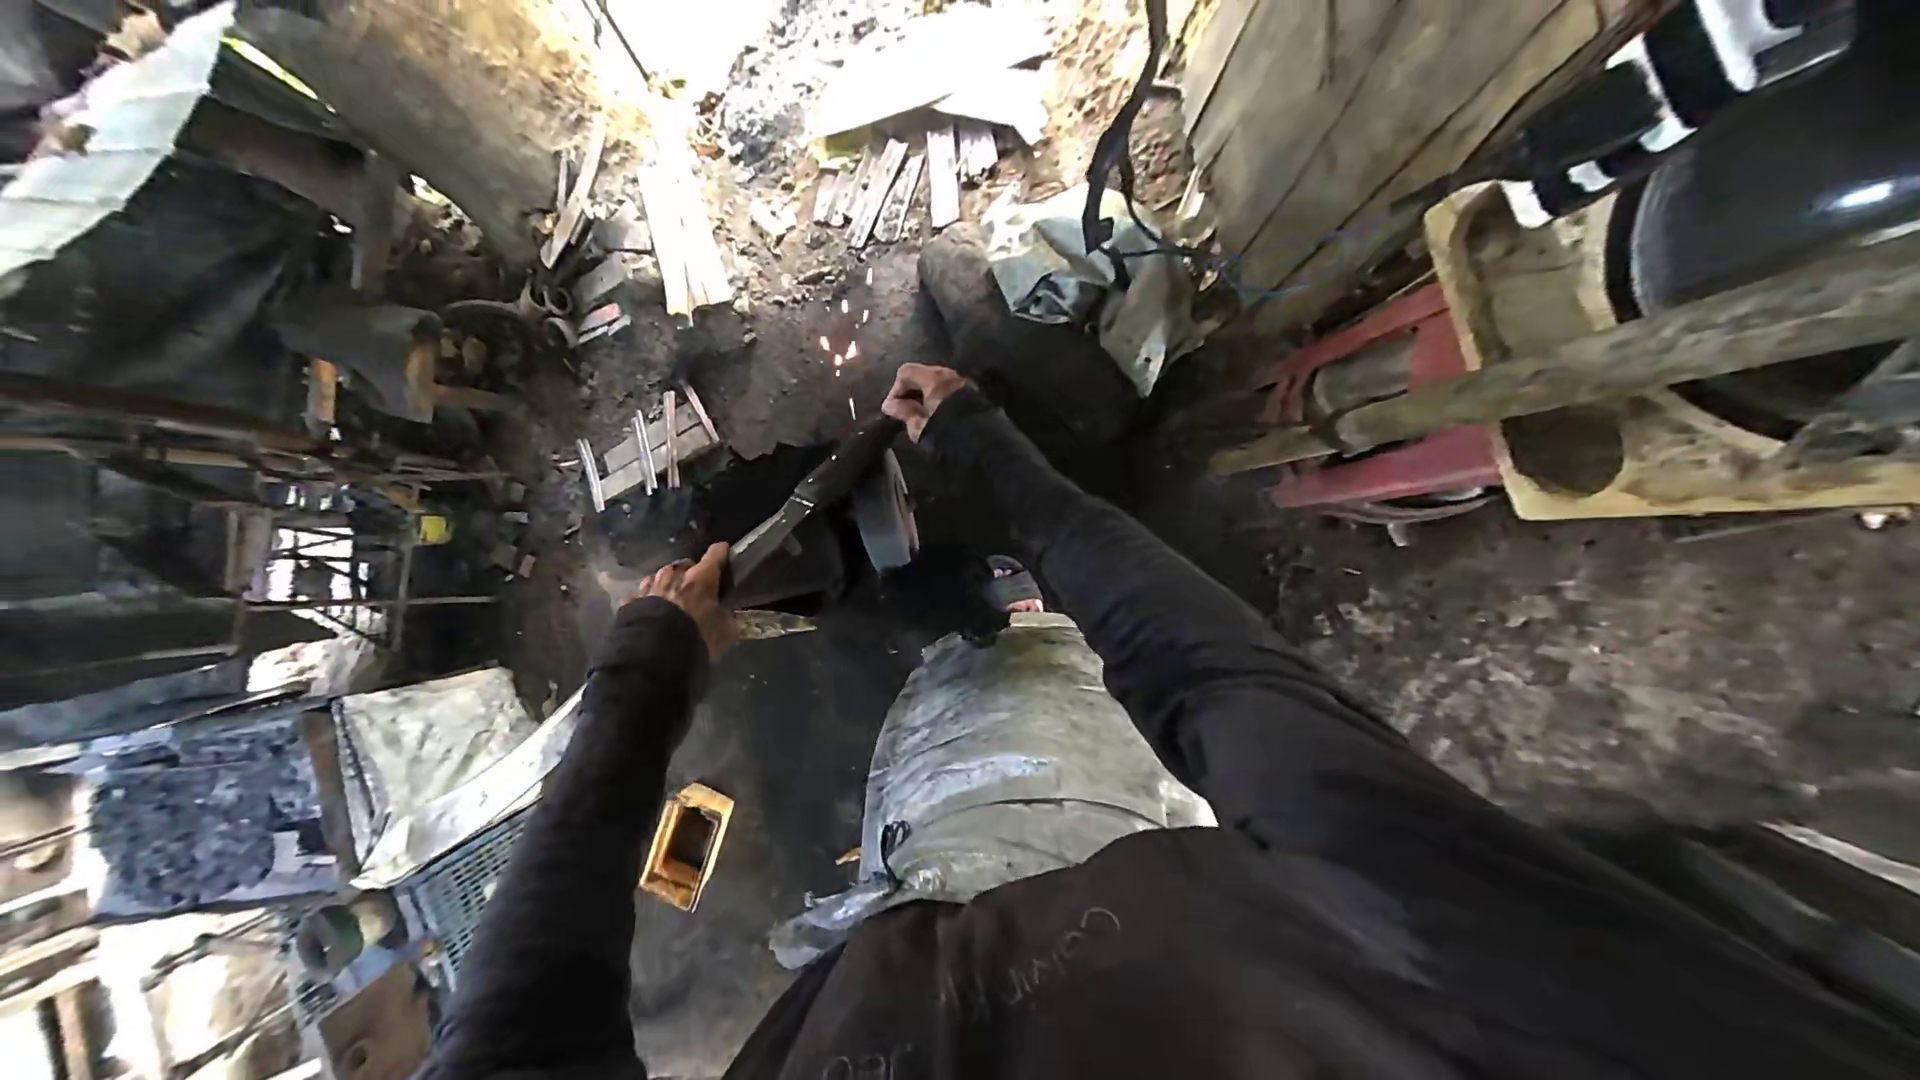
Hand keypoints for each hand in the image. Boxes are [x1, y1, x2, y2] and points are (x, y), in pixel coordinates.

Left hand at [636, 543, 739, 658]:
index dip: (723, 555)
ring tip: (673, 601)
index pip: (716, 553)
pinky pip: (644, 594)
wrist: (652, 654)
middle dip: (693, 574)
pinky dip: (650, 599)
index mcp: (701, 577)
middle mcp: (674, 574)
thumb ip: (728, 616)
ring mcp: (649, 585)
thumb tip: (729, 612)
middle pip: (687, 565)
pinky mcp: (631, 600)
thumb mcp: (725, 631)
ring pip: (663, 577)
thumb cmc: (696, 636)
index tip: (726, 558)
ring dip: (670, 585)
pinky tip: (653, 612)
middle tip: (698, 591)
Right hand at [882, 363, 968, 441]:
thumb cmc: (946, 431)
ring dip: (926, 394)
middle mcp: (949, 374)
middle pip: (923, 374)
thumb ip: (903, 412)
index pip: (906, 373)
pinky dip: (940, 398)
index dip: (895, 390)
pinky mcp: (973, 393)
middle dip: (911, 391)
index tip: (893, 408)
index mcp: (934, 378)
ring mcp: (963, 382)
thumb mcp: (919, 426)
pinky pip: (949, 390)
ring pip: (937, 382)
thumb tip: (890, 405)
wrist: (980, 441)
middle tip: (907, 411)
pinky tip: (939, 415)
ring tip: (922, 415)